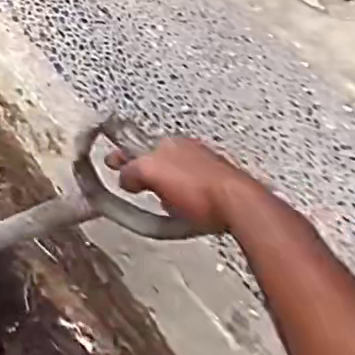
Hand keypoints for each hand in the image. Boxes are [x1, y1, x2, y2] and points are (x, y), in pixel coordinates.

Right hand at [105, 137, 263, 233]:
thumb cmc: (199, 187)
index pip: (139, 145)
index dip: (124, 155)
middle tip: (139, 186)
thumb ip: (131, 171)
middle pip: (158, 159)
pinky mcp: (223, 191)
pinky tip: (187, 212)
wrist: (240, 206)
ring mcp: (208, 169)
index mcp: (170, 141)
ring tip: (164, 203)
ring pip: (179, 175)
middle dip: (146, 171)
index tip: (114, 161)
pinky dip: (187, 200)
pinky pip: (197, 193)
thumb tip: (124, 177)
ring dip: (168, 187)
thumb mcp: (150, 172)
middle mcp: (189, 150)